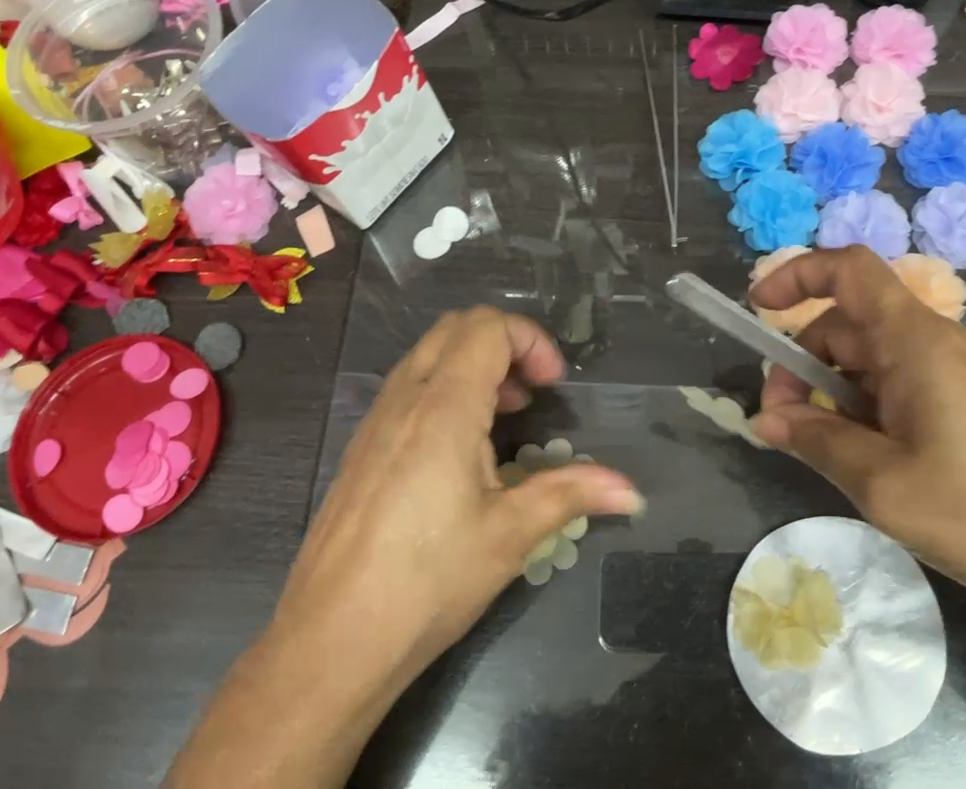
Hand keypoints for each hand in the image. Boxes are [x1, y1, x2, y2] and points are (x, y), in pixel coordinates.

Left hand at [276, 307, 643, 683]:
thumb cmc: (429, 581)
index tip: (554, 386)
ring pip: (426, 356)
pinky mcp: (361, 449)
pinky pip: (406, 389)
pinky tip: (462, 452)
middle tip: (534, 392)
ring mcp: (375, 422)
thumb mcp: (510, 535)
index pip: (487, 328)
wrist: (333, 637)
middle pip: (455, 328)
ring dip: (473, 366)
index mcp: (444, 407)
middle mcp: (404, 399)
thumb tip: (632, 492)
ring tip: (506, 417)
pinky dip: (444, 391)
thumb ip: (571, 495)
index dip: (531, 340)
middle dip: (504, 343)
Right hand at [749, 247, 965, 612]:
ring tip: (821, 453)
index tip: (758, 312)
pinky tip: (864, 461)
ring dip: (831, 395)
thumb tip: (764, 419)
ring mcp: (953, 374)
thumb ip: (815, 441)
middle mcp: (934, 343)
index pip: (849, 270)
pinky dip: (864, 411)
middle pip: (847, 324)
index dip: (797, 275)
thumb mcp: (882, 483)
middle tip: (782, 426)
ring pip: (869, 361)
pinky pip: (898, 388)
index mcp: (914, 341)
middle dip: (802, 364)